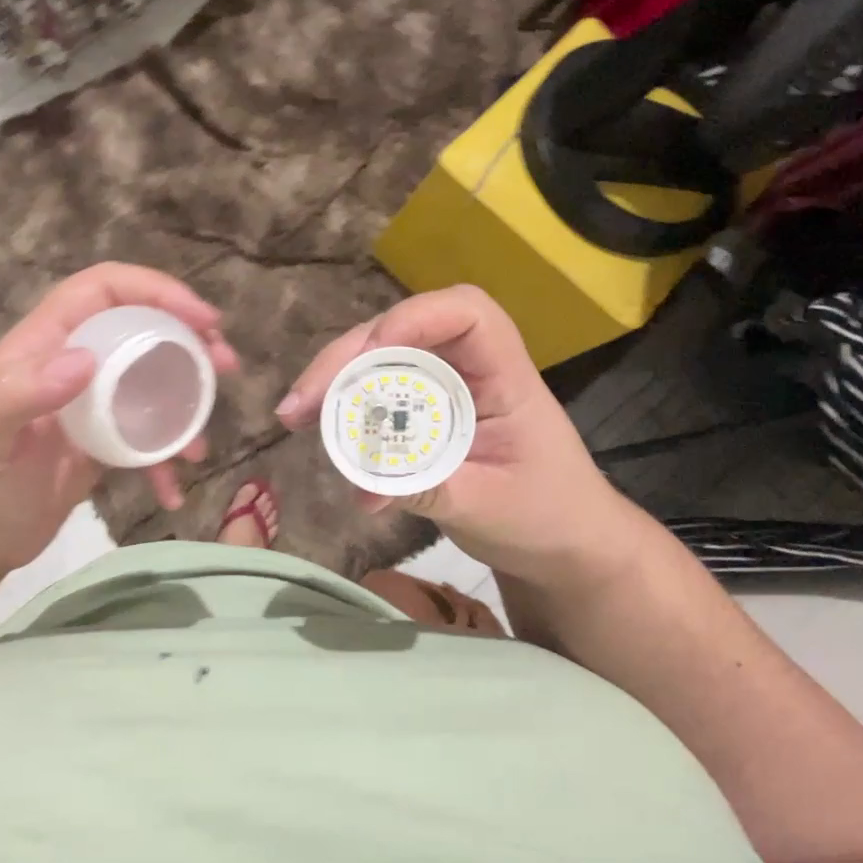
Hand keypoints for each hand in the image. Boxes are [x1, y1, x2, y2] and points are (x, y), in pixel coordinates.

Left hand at [0, 263, 237, 577]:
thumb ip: (20, 393)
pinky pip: (143, 441)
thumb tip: (87, 360)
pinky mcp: (97, 449)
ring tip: (205, 441)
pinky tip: (172, 490)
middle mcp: (68, 368)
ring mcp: (86, 409)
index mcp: (40, 346)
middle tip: (225, 366)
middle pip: (138, 330)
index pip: (101, 291)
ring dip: (186, 404)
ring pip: (150, 386)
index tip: (202, 318)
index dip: (154, 290)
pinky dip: (163, 462)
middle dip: (188, 341)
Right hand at [278, 285, 633, 589]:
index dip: (417, 317)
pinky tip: (323, 442)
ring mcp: (443, 393)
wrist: (566, 548)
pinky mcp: (424, 417)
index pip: (467, 314)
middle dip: (346, 360)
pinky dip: (346, 416)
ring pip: (381, 364)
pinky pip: (378, 399)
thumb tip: (363, 486)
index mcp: (504, 376)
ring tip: (296, 418)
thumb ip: (431, 490)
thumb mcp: (489, 508)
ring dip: (335, 384)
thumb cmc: (547, 518)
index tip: (373, 349)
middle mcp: (468, 372)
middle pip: (401, 336)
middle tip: (300, 405)